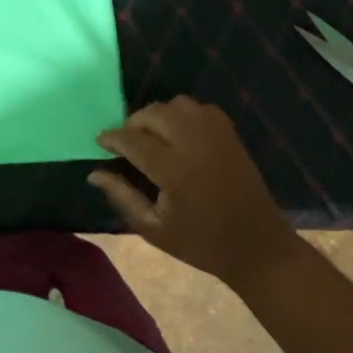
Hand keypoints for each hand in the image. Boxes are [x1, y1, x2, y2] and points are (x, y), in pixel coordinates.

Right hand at [89, 96, 297, 287]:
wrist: (258, 247)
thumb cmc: (202, 244)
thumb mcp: (154, 229)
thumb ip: (123, 197)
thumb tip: (94, 174)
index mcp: (174, 170)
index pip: (132, 140)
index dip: (111, 138)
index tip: (100, 142)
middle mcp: (194, 144)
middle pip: (152, 113)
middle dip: (132, 124)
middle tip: (126, 143)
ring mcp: (216, 136)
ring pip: (176, 104)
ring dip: (158, 115)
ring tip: (152, 137)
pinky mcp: (230, 135)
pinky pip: (200, 108)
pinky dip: (183, 114)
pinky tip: (179, 134)